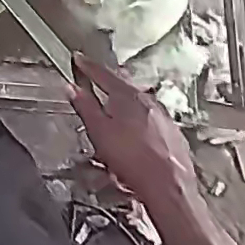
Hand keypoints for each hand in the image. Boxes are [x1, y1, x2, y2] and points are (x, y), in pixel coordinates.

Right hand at [69, 54, 200, 211]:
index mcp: (126, 95)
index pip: (102, 73)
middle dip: (107, 81)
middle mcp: (147, 99)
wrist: (169, 187)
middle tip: (95, 79)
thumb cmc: (132, 160)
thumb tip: (72, 88)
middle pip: (122, 84)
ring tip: (112, 110)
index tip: (78, 58)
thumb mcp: (99, 132)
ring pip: (137, 101)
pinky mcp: (172, 132)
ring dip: (123, 101)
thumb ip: (85, 106)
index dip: (87, 65)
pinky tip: (134, 133)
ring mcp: (162, 115)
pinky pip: (150, 117)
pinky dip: (138, 119)